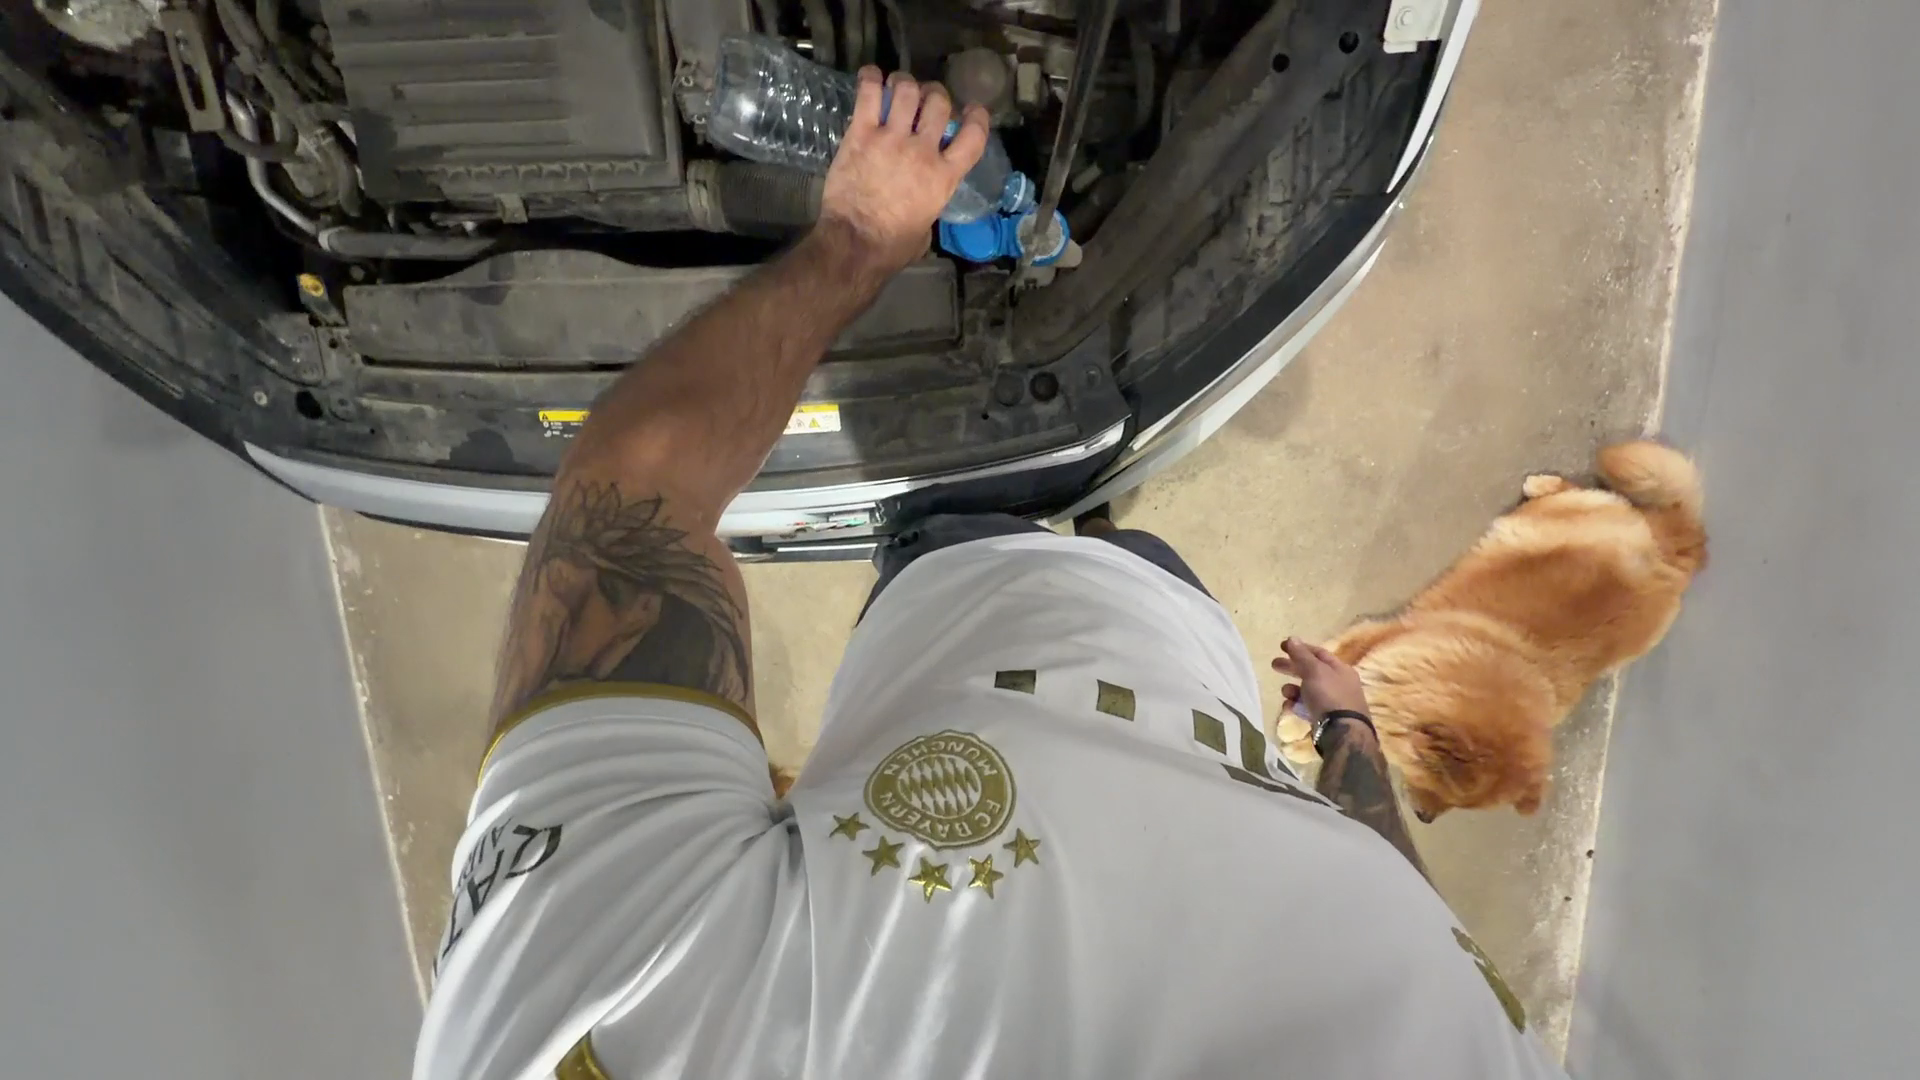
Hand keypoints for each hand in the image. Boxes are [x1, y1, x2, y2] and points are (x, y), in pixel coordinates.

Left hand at [818, 67, 990, 272]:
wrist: (855, 244)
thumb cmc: (892, 249)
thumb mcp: (926, 231)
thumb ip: (931, 206)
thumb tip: (925, 201)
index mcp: (944, 178)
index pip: (973, 136)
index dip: (977, 117)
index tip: (972, 110)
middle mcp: (922, 151)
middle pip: (938, 102)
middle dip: (935, 96)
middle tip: (924, 102)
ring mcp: (891, 139)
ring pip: (907, 88)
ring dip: (905, 84)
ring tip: (898, 91)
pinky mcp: (861, 133)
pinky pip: (869, 92)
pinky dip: (871, 79)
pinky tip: (871, 80)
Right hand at [1272, 637, 1369, 721]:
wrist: (1342, 731)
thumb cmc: (1329, 695)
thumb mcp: (1314, 671)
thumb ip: (1302, 655)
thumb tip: (1292, 638)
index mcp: (1340, 669)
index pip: (1318, 653)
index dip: (1300, 648)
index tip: (1281, 646)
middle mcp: (1339, 683)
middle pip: (1311, 671)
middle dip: (1292, 668)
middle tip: (1274, 665)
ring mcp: (1332, 701)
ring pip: (1307, 690)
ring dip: (1292, 689)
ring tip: (1285, 692)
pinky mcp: (1325, 717)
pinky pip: (1307, 706)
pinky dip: (1296, 705)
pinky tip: (1290, 707)